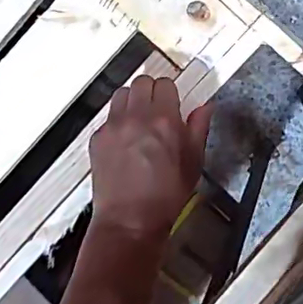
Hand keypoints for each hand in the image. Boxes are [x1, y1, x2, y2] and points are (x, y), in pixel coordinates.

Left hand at [90, 76, 213, 240]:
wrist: (130, 222)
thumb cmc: (164, 197)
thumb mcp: (193, 161)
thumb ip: (198, 128)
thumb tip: (205, 108)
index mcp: (165, 120)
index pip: (165, 84)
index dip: (170, 92)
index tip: (172, 102)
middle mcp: (137, 118)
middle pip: (142, 82)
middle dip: (151, 91)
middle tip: (156, 107)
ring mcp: (114, 127)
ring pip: (121, 93)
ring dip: (132, 100)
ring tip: (139, 118)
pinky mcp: (98, 139)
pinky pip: (108, 117)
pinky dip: (117, 121)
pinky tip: (125, 139)